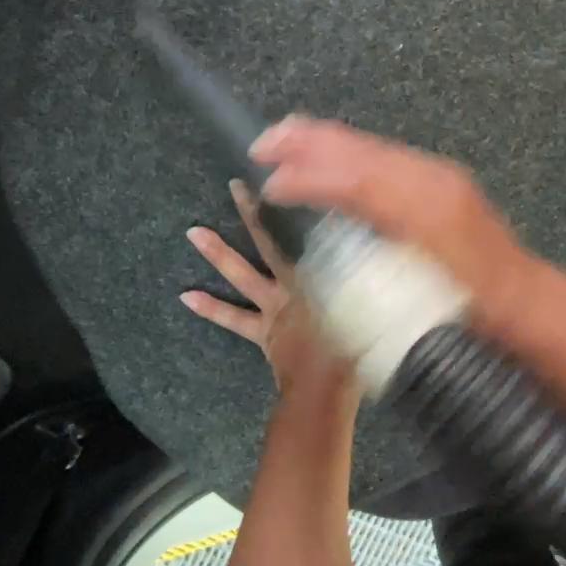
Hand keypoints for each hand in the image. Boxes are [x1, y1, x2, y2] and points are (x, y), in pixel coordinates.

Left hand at [182, 179, 348, 393]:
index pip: (305, 231)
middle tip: (234, 186)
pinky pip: (233, 318)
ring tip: (192, 232)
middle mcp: (292, 284)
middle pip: (268, 242)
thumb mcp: (367, 304)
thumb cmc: (354, 347)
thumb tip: (379, 243)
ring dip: (217, 253)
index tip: (286, 176)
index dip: (296, 204)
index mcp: (318, 274)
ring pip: (242, 274)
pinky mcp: (263, 332)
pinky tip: (185, 295)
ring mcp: (273, 308)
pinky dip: (210, 307)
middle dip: (251, 214)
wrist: (327, 390)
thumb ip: (365, 275)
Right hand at [248, 116, 541, 338]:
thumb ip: (366, 272)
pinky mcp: (439, 174)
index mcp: (424, 213)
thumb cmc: (467, 311)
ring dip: (323, 140)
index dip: (309, 179)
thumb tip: (316, 251)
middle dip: (307, 142)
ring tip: (283, 135)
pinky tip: (326, 151)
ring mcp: (437, 172)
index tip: (270, 183)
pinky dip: (347, 148)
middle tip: (262, 144)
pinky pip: (383, 152)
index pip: (356, 183)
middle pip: (359, 150)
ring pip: (370, 145)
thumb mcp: (413, 303)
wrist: (521, 298)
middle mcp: (430, 181)